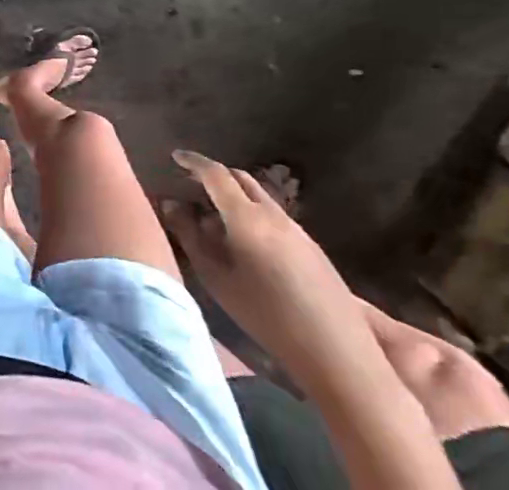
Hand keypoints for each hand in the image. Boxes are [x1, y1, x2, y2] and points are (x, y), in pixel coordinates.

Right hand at [161, 150, 371, 385]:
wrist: (336, 350)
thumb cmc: (265, 315)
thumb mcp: (217, 277)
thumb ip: (191, 237)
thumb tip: (171, 204)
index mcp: (246, 217)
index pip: (216, 174)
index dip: (193, 162)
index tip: (175, 157)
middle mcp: (273, 213)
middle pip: (240, 179)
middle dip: (214, 177)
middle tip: (191, 188)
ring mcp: (296, 229)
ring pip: (259, 197)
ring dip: (234, 196)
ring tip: (214, 218)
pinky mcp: (311, 247)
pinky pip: (273, 215)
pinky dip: (251, 213)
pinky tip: (245, 243)